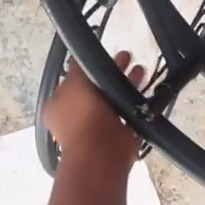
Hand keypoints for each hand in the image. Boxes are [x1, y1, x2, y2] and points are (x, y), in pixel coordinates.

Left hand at [45, 51, 143, 174]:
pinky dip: (136, 100)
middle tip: (127, 56)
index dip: (88, 66)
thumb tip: (79, 58)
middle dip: (112, 71)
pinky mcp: (116, 133)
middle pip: (95, 87)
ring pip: (113, 98)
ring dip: (127, 82)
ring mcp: (96, 125)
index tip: (105, 54)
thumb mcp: (75, 83)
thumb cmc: (83, 114)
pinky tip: (146, 88)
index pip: (72, 79)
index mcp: (59, 104)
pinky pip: (128, 110)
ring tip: (141, 69)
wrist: (101, 150)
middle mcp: (75, 115)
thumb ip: (78, 68)